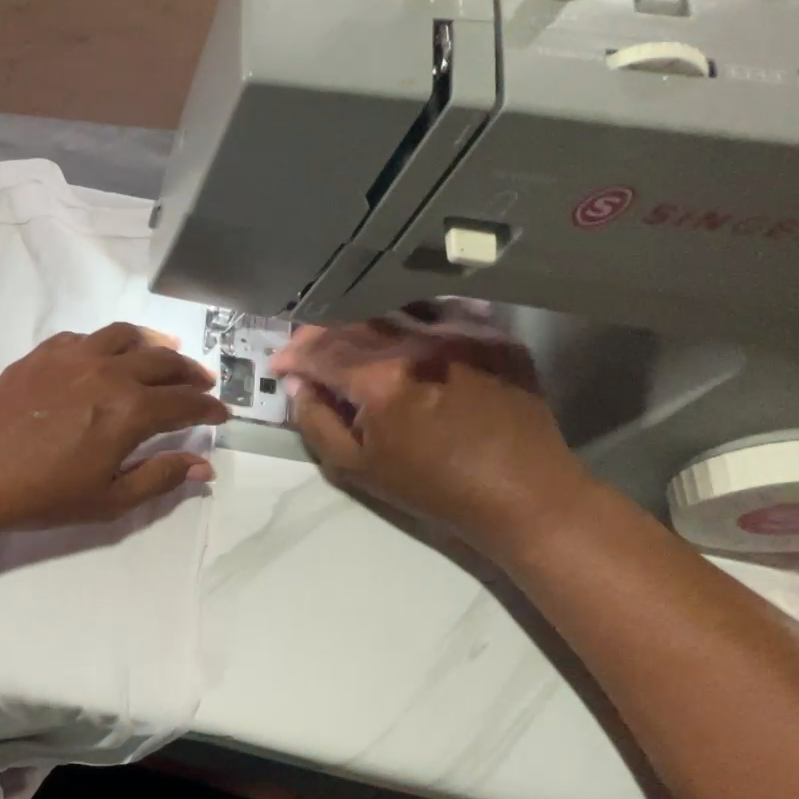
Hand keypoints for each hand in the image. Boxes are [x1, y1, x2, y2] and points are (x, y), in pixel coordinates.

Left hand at [0, 322, 227, 530]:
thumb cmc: (42, 496)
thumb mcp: (108, 499)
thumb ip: (159, 477)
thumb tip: (204, 466)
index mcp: (130, 409)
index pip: (185, 403)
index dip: (209, 409)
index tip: (222, 416)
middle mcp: (107, 371)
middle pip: (162, 361)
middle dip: (189, 374)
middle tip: (200, 385)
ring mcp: (70, 357)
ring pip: (124, 336)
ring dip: (152, 346)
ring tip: (161, 358)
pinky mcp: (39, 355)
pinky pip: (83, 337)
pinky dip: (104, 344)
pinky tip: (104, 357)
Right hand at [270, 311, 595, 556]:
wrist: (520, 489)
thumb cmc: (428, 485)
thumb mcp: (353, 466)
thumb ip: (316, 421)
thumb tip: (298, 385)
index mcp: (380, 380)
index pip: (320, 351)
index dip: (292, 356)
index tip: (279, 366)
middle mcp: (419, 344)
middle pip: (353, 321)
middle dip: (320, 334)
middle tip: (305, 351)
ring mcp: (462, 333)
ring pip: (394, 309)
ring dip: (362, 323)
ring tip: (349, 340)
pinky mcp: (493, 334)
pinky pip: (440, 311)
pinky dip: (410, 319)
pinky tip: (401, 337)